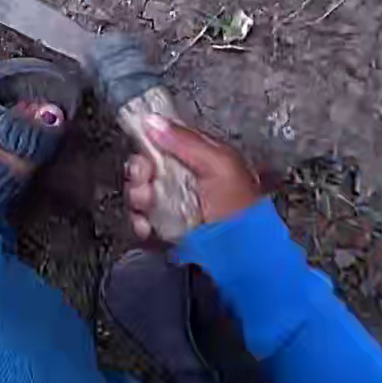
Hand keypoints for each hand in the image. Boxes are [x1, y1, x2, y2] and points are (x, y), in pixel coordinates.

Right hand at [124, 115, 260, 240]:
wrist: (243, 261)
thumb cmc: (242, 213)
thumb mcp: (220, 166)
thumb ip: (186, 141)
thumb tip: (154, 121)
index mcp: (202, 160)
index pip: (166, 140)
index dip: (150, 141)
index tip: (144, 146)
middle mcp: (187, 181)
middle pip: (147, 165)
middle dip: (141, 171)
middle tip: (146, 179)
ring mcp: (175, 206)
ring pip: (140, 192)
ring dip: (138, 196)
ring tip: (148, 203)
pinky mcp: (166, 230)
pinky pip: (141, 219)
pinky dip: (139, 222)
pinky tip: (147, 224)